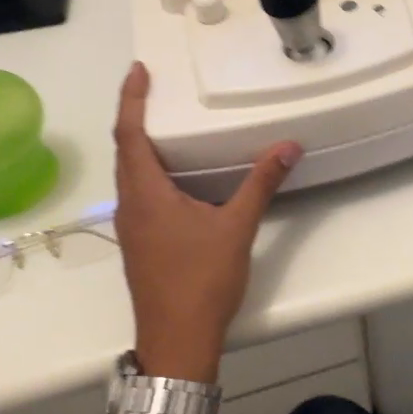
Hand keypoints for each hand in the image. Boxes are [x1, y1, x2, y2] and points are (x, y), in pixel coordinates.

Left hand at [112, 62, 301, 381]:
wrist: (176, 342)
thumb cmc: (200, 282)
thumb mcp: (237, 228)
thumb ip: (261, 183)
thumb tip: (288, 146)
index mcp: (146, 195)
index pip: (130, 135)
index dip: (131, 100)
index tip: (139, 71)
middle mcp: (130, 206)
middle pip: (125, 151)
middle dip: (135, 116)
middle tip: (154, 88)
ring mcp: (132, 227)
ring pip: (130, 174)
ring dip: (141, 144)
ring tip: (167, 123)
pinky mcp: (141, 243)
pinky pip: (139, 193)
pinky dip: (150, 170)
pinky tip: (177, 174)